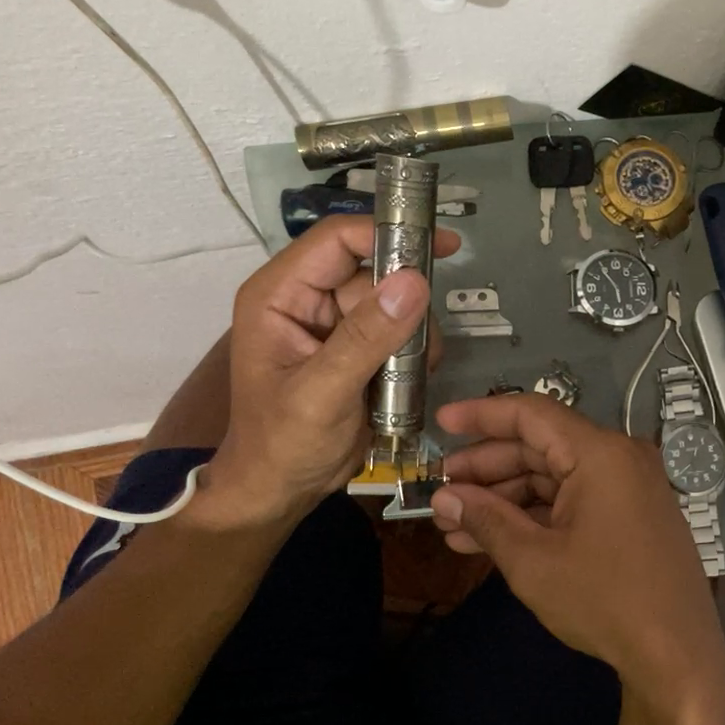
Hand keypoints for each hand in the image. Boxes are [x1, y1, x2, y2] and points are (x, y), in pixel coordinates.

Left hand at [196, 215, 458, 526]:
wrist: (282, 490)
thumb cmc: (283, 443)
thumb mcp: (322, 392)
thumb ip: (366, 337)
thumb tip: (415, 282)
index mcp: (281, 295)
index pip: (338, 241)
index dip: (387, 234)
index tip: (443, 245)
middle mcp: (308, 300)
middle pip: (375, 272)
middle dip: (407, 304)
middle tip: (421, 347)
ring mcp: (337, 324)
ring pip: (396, 302)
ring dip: (415, 336)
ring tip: (410, 375)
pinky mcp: (360, 348)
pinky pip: (401, 331)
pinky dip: (415, 353)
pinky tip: (409, 381)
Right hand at [429, 395, 724, 701]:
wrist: (677, 653)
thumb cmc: (604, 600)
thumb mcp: (533, 561)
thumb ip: (486, 520)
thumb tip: (444, 497)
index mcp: (601, 454)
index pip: (532, 414)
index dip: (481, 414)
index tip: (440, 422)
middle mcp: (620, 459)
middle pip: (541, 447)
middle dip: (486, 470)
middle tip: (439, 494)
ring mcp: (630, 487)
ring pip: (555, 477)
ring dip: (505, 499)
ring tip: (452, 526)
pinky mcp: (632, 515)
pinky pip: (575, 500)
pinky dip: (536, 515)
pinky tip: (491, 539)